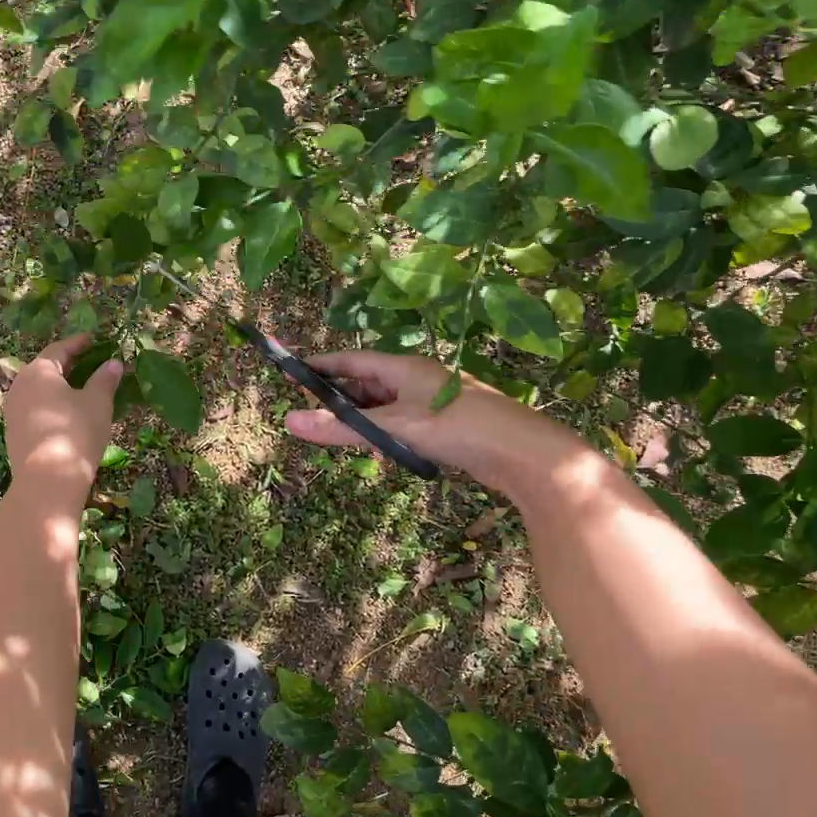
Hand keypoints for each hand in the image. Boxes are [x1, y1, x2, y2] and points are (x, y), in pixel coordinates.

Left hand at [5, 334, 122, 489]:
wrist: (48, 482)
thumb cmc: (77, 433)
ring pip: (39, 391)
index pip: (59, 349)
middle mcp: (19, 386)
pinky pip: (35, 409)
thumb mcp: (97, 402)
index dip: (78, 344)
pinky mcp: (13, 432)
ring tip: (82, 390)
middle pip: (46, 369)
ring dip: (60, 387)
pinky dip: (52, 405)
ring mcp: (13, 410)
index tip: (93, 340)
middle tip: (91, 363)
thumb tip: (114, 362)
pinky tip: (68, 415)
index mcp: (38, 372)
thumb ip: (104, 379)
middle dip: (70, 365)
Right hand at [282, 349, 587, 493]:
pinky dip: (384, 431)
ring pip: (384, 405)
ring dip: (362, 417)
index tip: (291, 371)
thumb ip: (342, 427)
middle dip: (338, 396)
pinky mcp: (447, 425)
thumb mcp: (394, 427)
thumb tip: (289, 421)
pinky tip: (379, 448)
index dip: (320, 365)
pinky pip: (402, 422)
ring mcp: (434, 402)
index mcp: (405, 367)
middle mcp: (418, 378)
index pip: (351, 360)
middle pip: (366, 382)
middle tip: (308, 410)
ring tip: (338, 433)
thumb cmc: (459, 428)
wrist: (527, 456)